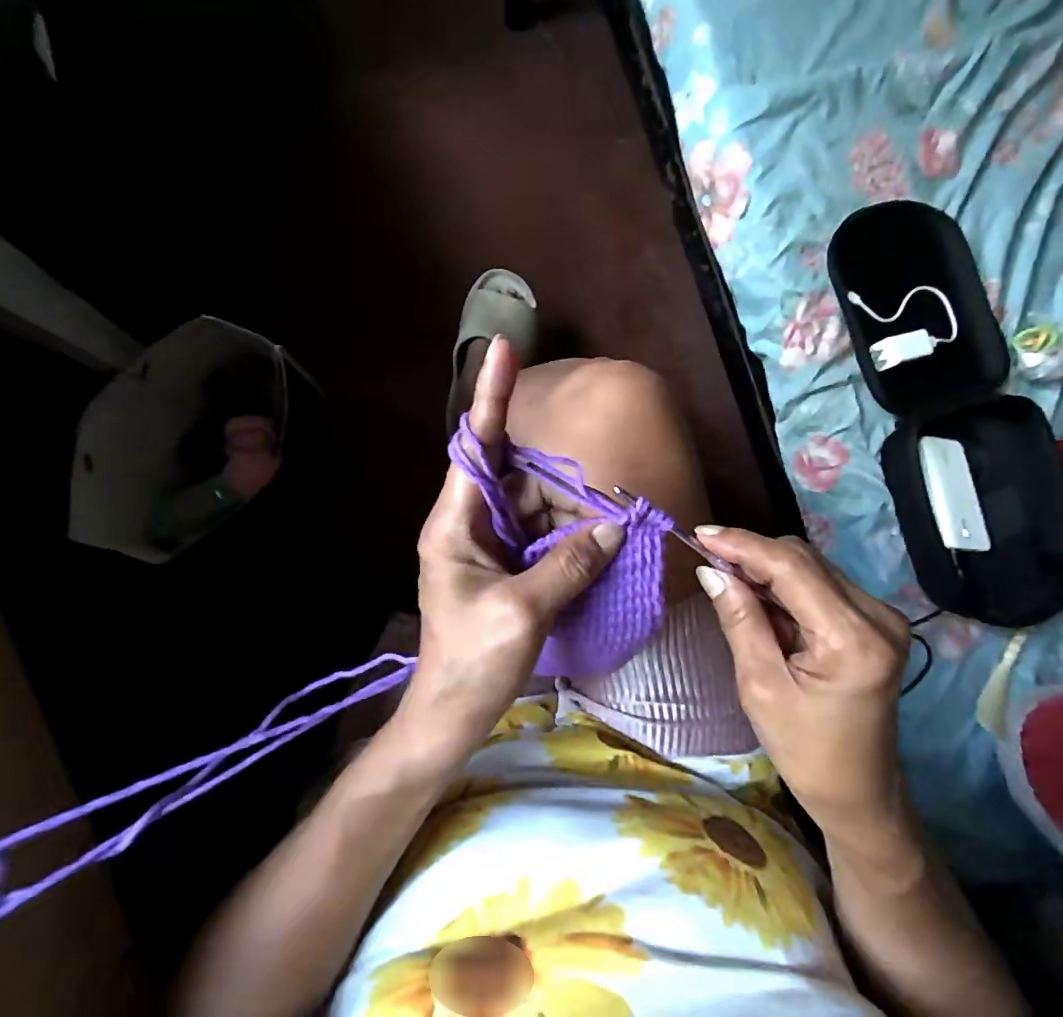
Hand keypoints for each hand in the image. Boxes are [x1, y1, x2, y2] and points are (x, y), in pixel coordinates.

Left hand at [398, 338, 625, 765]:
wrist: (450, 714)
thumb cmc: (472, 662)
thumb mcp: (523, 610)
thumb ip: (569, 564)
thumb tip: (613, 528)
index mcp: (454, 523)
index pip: (475, 444)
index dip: (491, 396)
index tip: (504, 348)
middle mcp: (467, 524)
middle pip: (518, 478)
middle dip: (563, 488)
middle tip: (608, 507)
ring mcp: (486, 546)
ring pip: (534, 508)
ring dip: (572, 518)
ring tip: (609, 536)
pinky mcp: (503, 568)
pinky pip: (539, 537)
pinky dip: (568, 540)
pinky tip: (596, 550)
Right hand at [693, 529, 911, 839]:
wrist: (859, 791)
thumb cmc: (805, 749)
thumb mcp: (760, 686)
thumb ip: (740, 621)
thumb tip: (711, 570)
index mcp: (852, 637)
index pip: (792, 568)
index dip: (743, 545)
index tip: (700, 534)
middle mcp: (876, 616)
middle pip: (804, 559)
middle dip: (752, 553)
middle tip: (706, 559)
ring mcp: (880, 618)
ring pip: (811, 567)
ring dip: (766, 568)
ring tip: (725, 578)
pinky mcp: (873, 623)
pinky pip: (820, 586)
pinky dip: (784, 585)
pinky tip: (756, 597)